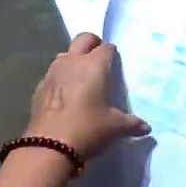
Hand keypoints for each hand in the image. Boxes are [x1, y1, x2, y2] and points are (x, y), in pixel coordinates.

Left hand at [25, 33, 148, 157]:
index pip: (106, 48)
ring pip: (65, 54)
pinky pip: (53, 73)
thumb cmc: (88, 129)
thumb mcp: (115, 127)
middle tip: (100, 60)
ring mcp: (53, 72)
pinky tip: (66, 96)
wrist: (49, 146)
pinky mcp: (39, 87)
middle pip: (83, 39)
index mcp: (94, 65)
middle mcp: (72, 62)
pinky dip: (61, 77)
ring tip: (82, 78)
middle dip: (92, 44)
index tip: (116, 64)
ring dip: (74, 59)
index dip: (112, 53)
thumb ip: (132, 123)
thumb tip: (146, 127)